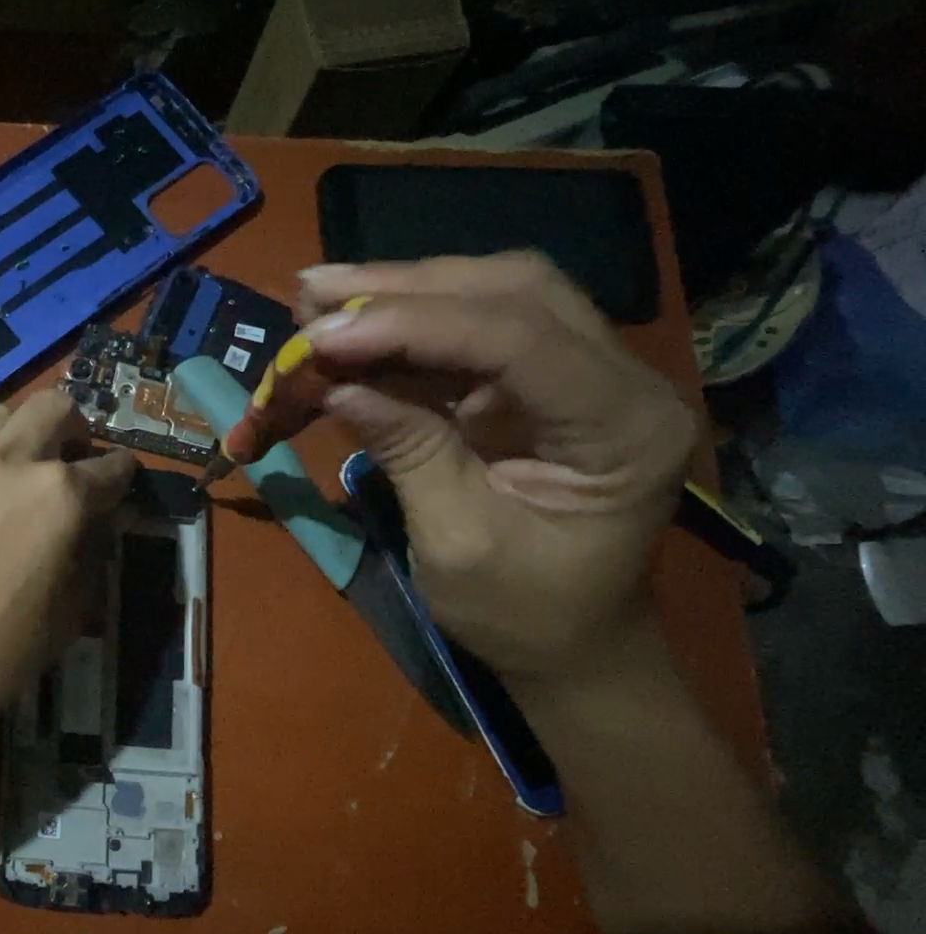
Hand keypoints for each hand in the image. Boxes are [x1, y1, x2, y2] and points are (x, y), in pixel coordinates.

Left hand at [0, 391, 137, 765]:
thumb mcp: (66, 618)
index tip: (121, 491)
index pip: (112, 468)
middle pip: (57, 408)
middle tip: (73, 466)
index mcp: (61, 495)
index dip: (124, 479)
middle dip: (76, 430)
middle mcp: (14, 460)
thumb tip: (98, 525)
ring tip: (23, 472)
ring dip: (24, 431)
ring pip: (4, 413)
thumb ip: (90, 557)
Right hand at [299, 253, 696, 686]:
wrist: (571, 645)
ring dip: (401, 293)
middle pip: (513, 293)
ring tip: (318, 298)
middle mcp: (616, 378)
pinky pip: (471, 334)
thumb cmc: (523, 611)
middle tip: (312, 295)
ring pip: (494, 296)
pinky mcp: (536, 386)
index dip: (415, 324)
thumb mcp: (456, 540)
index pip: (520, 340)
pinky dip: (405, 328)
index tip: (321, 333)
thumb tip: (334, 386)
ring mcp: (578, 376)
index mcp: (620, 426)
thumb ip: (407, 452)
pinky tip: (351, 326)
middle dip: (405, 288)